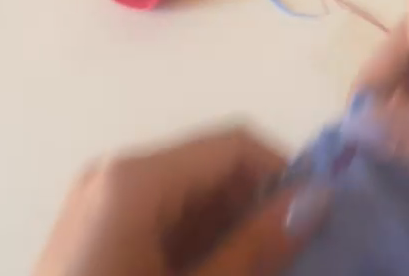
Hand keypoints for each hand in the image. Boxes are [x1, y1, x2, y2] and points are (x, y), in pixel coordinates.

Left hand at [33, 128, 326, 275]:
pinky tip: (211, 273)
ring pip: (185, 196)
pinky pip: (157, 219)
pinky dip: (192, 243)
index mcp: (135, 176)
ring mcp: (96, 203)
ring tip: (254, 269)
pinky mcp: (91, 234)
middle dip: (253, 207)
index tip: (316, 218)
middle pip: (208, 168)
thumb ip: (256, 245)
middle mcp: (113, 173)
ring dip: (226, 228)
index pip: (232, 145)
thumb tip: (317, 198)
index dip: (281, 173)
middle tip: (288, 256)